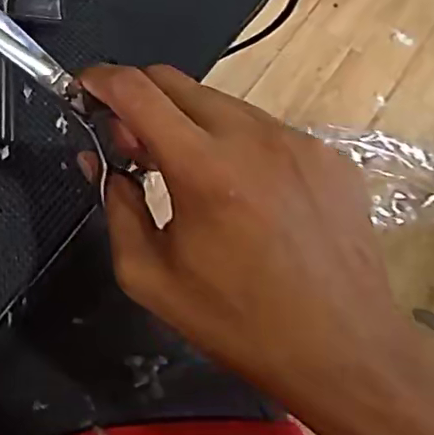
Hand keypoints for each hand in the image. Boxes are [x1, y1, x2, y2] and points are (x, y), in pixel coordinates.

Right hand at [78, 63, 411, 406]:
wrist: (349, 356)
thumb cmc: (239, 322)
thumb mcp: (148, 275)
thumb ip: (114, 205)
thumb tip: (99, 159)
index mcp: (203, 168)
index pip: (136, 90)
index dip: (99, 78)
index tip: (83, 88)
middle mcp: (252, 138)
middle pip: (173, 80)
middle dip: (137, 99)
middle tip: (131, 145)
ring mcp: (296, 140)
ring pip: (216, 100)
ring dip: (184, 120)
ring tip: (185, 169)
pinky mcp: (327, 153)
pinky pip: (259, 125)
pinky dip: (231, 140)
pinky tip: (239, 188)